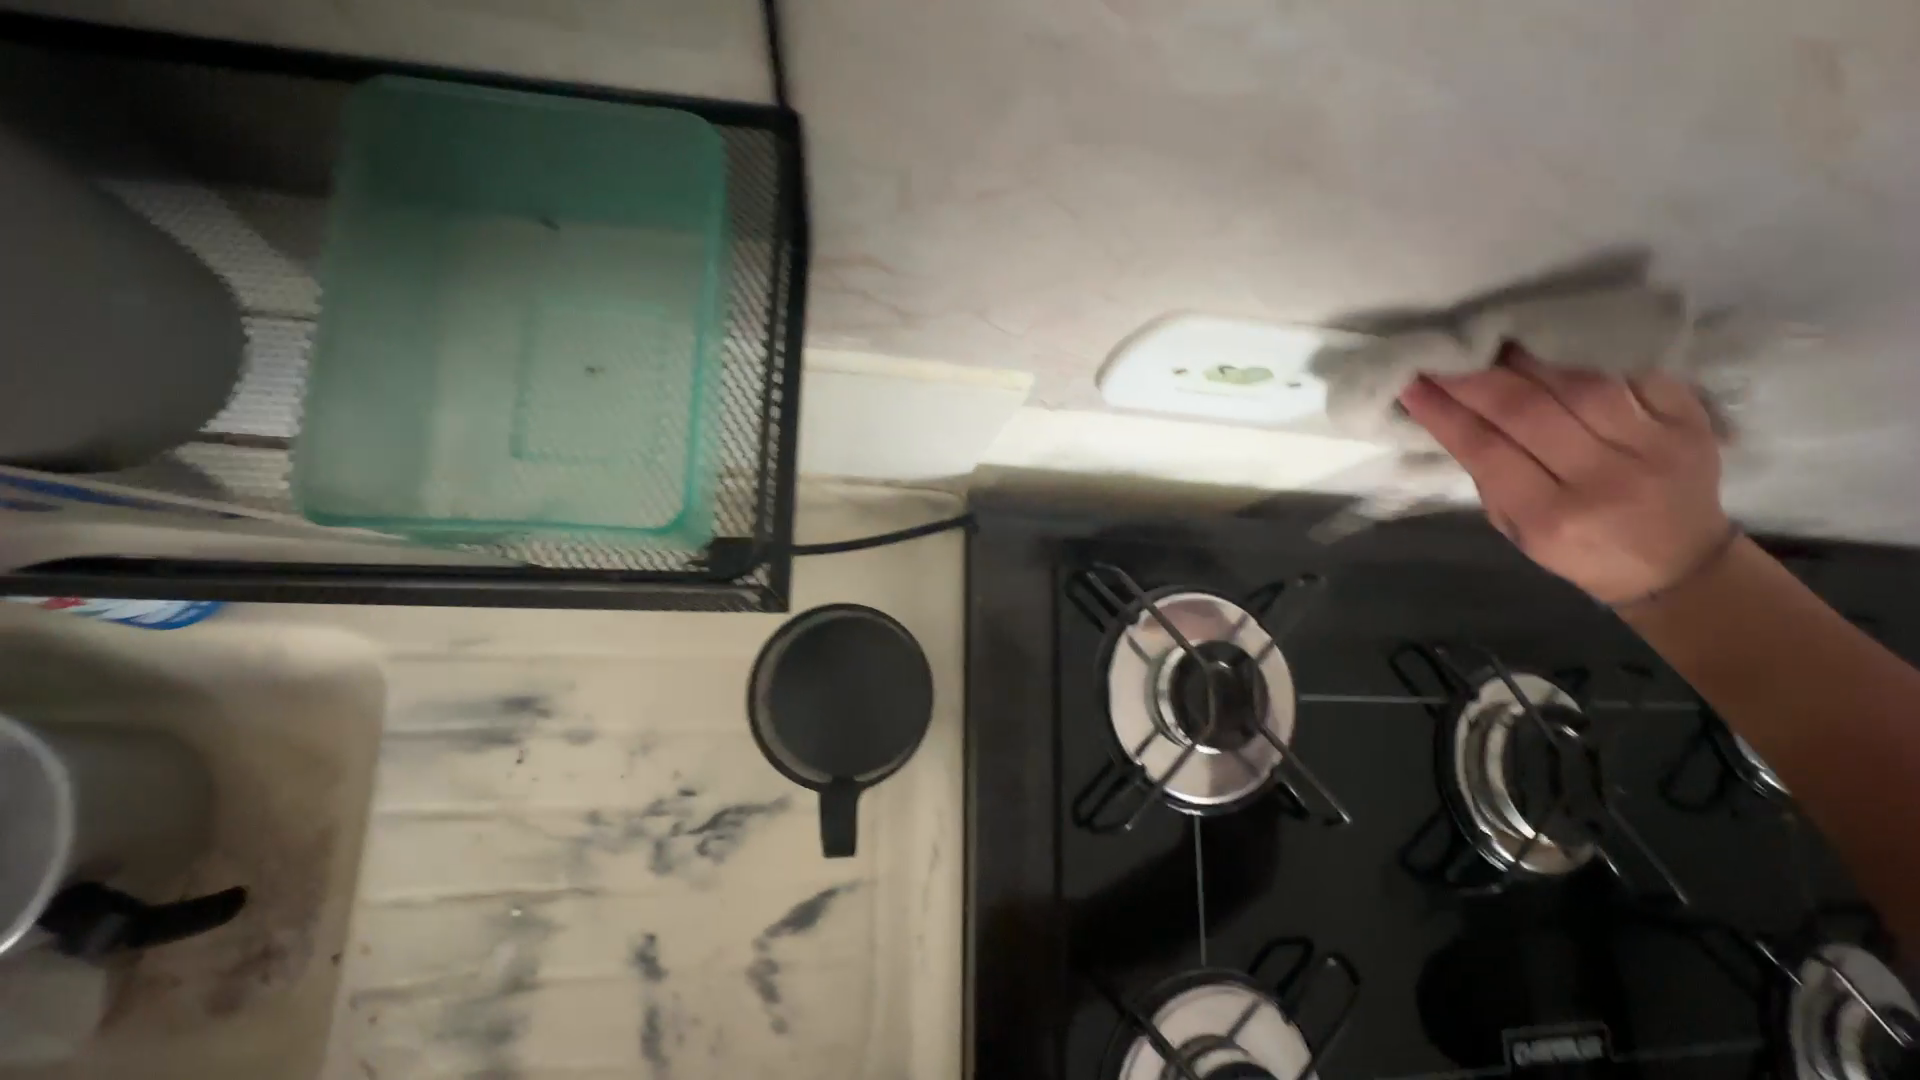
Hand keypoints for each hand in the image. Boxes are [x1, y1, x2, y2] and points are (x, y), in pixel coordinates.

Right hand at [1397, 346, 1731, 605]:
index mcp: (1552, 516)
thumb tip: (1452, 416)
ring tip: (1492, 339)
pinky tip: (1555, 341)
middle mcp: (1604, 478)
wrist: (1678, 562)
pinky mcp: (1689, 420)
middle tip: (1442, 352)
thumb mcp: (1518, 529)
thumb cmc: (1579, 549)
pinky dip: (1590, 353)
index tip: (1412, 383)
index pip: (1486, 451)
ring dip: (1527, 357)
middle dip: (1475, 377)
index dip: (1445, 413)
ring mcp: (1652, 445)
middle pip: (1528, 411)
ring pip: (1579, 383)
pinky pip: (1634, 372)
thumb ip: (1490, 475)